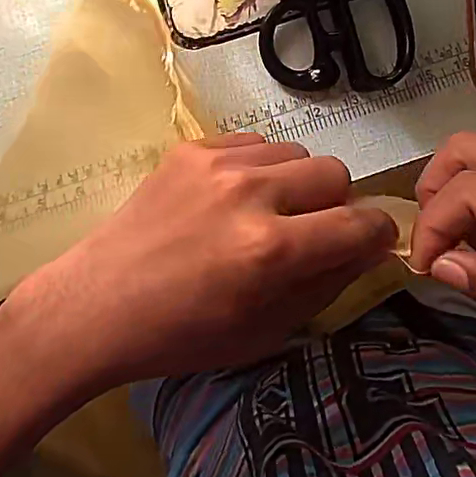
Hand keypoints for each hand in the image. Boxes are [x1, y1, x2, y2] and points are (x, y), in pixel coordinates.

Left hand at [1, 134, 395, 390]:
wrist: (97, 304)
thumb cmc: (182, 334)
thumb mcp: (265, 329)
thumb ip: (327, 282)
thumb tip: (369, 246)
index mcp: (271, 249)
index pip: (359, 223)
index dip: (377, 233)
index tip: (371, 241)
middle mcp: (250, 193)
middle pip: (334, 172)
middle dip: (336, 204)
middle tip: (311, 229)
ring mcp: (218, 163)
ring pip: (295, 152)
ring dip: (295, 182)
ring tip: (265, 210)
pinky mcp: (192, 147)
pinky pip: (254, 143)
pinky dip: (258, 167)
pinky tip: (231, 196)